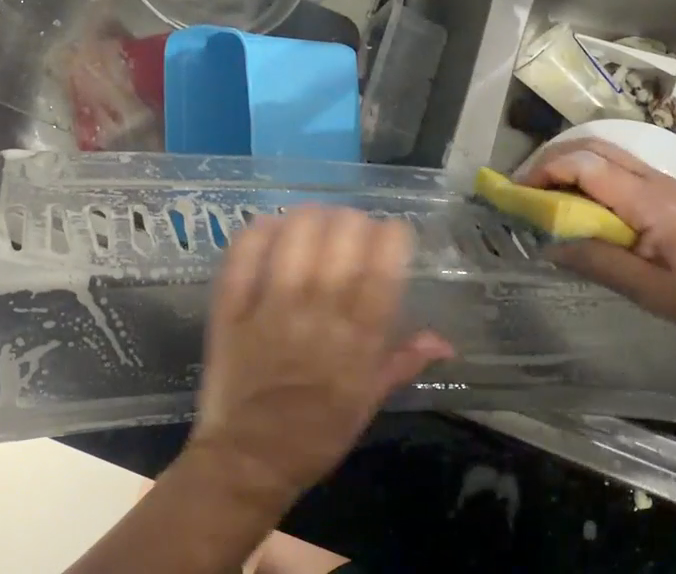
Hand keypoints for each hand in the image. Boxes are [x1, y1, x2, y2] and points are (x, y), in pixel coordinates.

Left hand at [189, 206, 454, 506]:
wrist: (249, 459)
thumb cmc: (316, 434)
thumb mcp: (368, 402)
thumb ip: (403, 361)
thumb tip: (444, 339)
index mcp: (357, 343)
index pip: (383, 272)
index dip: (391, 238)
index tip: (392, 230)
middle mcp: (317, 318)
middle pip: (341, 244)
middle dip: (352, 220)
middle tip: (351, 223)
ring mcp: (270, 310)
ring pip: (294, 241)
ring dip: (310, 218)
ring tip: (315, 217)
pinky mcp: (231, 310)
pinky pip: (243, 258)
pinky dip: (258, 232)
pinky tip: (271, 225)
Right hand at [517, 139, 675, 349]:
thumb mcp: (648, 289)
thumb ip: (595, 262)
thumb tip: (547, 246)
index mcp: (648, 199)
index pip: (584, 164)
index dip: (544, 172)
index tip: (516, 194)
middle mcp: (654, 180)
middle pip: (592, 148)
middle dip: (551, 161)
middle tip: (523, 190)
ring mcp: (665, 184)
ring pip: (606, 154)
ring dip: (570, 165)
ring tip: (545, 195)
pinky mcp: (671, 195)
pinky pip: (620, 169)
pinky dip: (590, 175)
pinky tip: (581, 204)